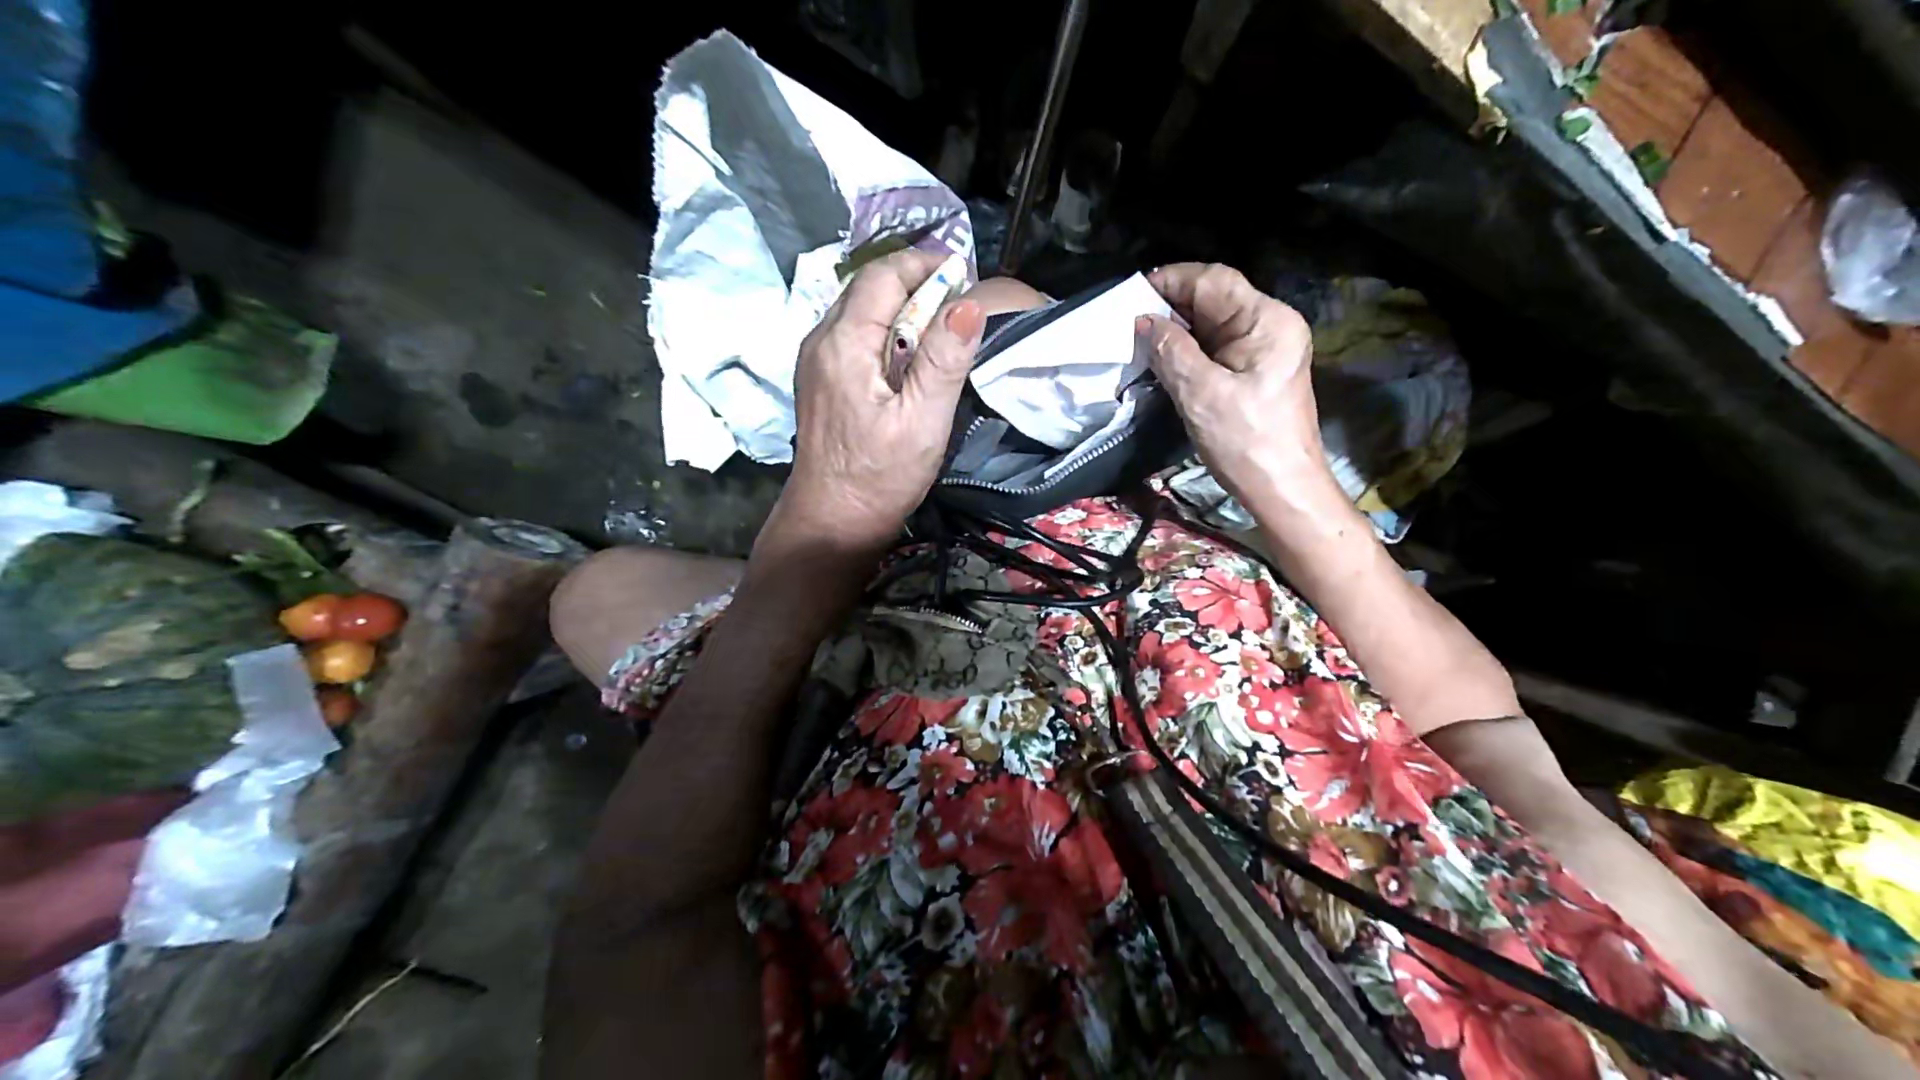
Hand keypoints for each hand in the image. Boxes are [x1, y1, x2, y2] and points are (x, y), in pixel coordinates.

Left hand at [772, 250, 984, 553]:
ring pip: (859, 309)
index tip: (965, 276)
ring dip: (901, 305)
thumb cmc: (879, 477)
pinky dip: (886, 330)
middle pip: (868, 287)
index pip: (883, 275)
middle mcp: (821, 340)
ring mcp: (815, 360)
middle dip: (915, 281)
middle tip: (959, 301)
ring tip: (941, 325)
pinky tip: (910, 355)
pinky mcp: (820, 380)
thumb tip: (969, 303)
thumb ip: (943, 361)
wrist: (831, 521)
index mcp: (844, 344)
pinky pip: (853, 334)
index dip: (924, 264)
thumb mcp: (922, 422)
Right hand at [1139, 263, 1332, 510]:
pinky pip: (1215, 349)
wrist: (1282, 488)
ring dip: (1175, 330)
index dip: (1172, 281)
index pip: (1214, 281)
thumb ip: (1171, 351)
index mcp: (1267, 321)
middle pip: (1213, 300)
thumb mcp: (1201, 393)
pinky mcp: (1254, 371)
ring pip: (1211, 325)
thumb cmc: (1245, 441)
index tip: (1131, 295)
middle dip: (1170, 307)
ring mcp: (1264, 350)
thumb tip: (1143, 321)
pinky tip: (1162, 360)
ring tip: (1138, 341)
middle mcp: (1270, 326)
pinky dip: (1187, 350)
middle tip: (1128, 322)